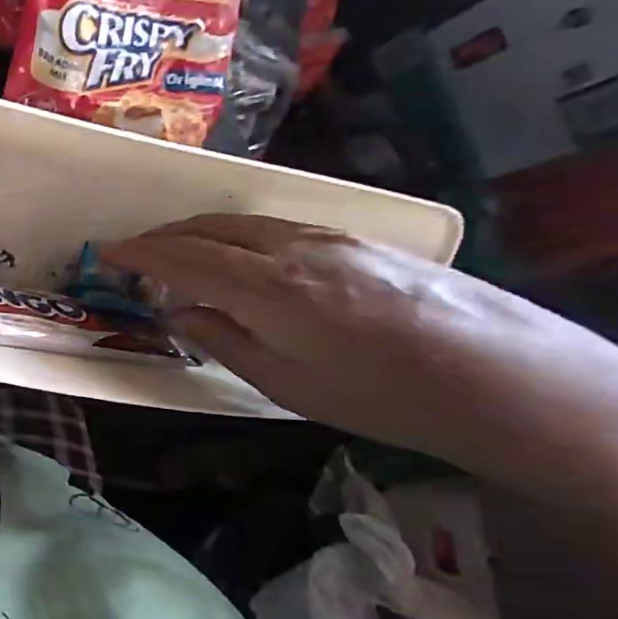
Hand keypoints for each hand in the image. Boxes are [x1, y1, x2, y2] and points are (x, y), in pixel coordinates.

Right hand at [102, 214, 617, 484]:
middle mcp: (294, 249)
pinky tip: (242, 257)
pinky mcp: (360, 240)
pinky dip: (240, 234)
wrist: (510, 380)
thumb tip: (179, 313)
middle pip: (211, 227)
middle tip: (136, 255)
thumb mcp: (288, 384)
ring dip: (201, 232)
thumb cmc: (385, 397)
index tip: (106, 251)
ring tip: (180, 254)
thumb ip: (223, 340)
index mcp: (268, 289)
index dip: (139, 252)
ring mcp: (331, 238)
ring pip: (245, 221)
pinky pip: (278, 226)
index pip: (184, 257)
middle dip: (165, 235)